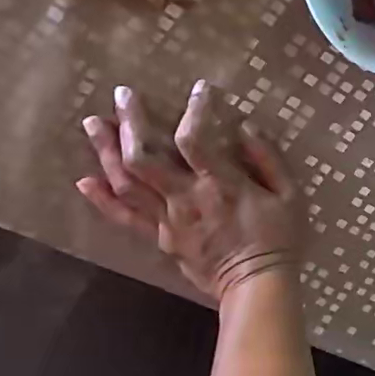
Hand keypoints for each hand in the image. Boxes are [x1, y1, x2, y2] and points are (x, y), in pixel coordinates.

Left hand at [76, 81, 304, 304]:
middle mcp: (185, 199)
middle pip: (143, 157)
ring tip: (94, 123)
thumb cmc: (280, 237)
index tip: (200, 88)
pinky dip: (102, 199)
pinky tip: (84, 180)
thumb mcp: (290, 194)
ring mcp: (167, 220)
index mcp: (220, 185)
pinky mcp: (160, 239)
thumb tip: (246, 126)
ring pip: (126, 183)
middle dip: (129, 122)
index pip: (193, 139)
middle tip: (121, 95)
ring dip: (106, 151)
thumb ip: (268, 158)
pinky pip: (125, 218)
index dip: (194, 109)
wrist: (257, 286)